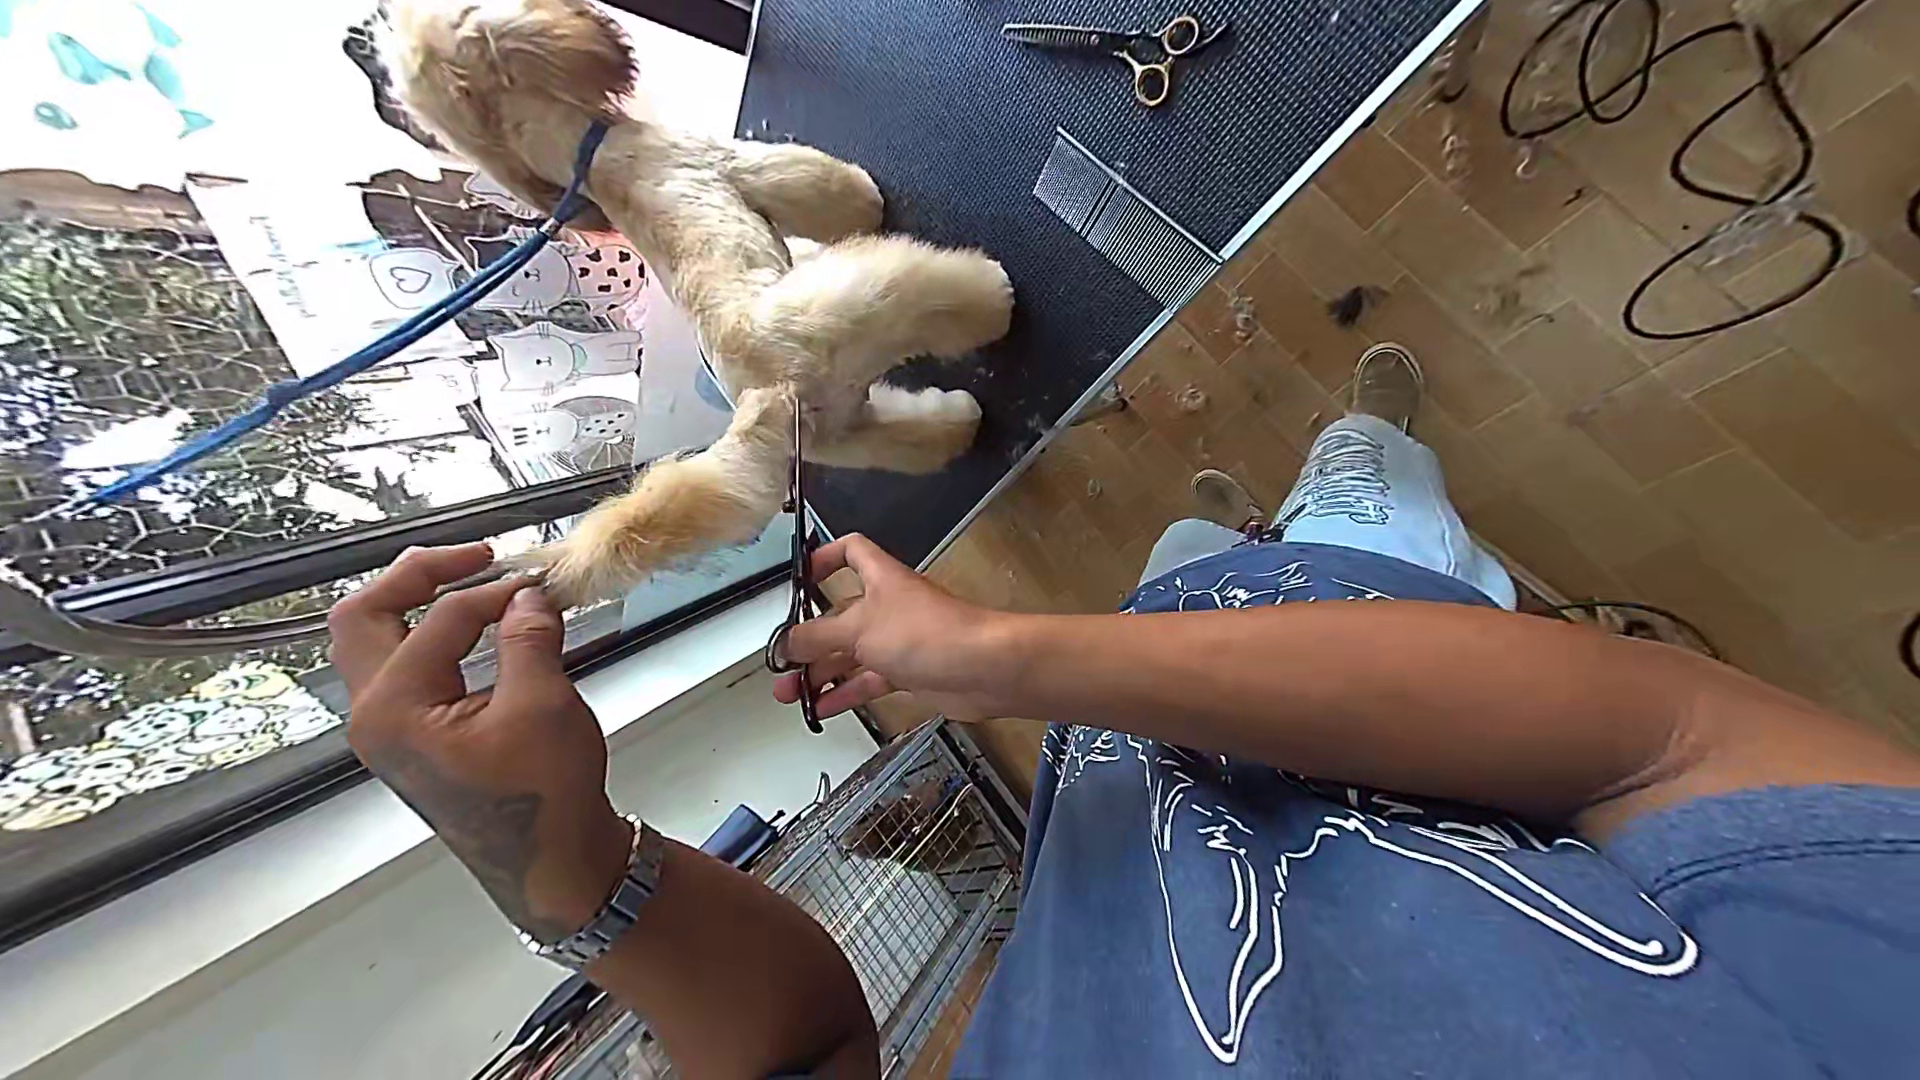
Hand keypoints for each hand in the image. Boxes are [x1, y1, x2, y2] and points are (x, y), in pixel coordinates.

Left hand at [330, 544, 631, 942]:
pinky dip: (441, 633)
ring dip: (421, 602)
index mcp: (395, 707)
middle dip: (416, 576)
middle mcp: (375, 713)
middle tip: (475, 555)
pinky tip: (484, 630)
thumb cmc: (543, 786)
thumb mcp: (543, 705)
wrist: (549, 853)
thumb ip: (529, 640)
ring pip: (379, 642)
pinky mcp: (419, 733)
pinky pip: (412, 665)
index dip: (496, 591)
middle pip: (362, 619)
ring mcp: (392, 726)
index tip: (546, 582)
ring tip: (475, 580)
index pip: (440, 619)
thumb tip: (528, 594)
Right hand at [772, 534, 1016, 721]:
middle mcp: (889, 606)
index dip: (824, 558)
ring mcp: (900, 640)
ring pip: (852, 652)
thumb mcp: (860, 629)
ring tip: (791, 693)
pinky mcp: (910, 671)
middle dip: (809, 638)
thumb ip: (817, 636)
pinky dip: (845, 693)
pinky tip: (822, 707)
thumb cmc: (930, 633)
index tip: (799, 579)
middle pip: (841, 614)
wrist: (983, 669)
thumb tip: (787, 642)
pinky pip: (868, 680)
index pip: (851, 551)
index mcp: (880, 578)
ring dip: (820, 672)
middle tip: (782, 662)